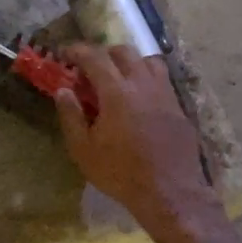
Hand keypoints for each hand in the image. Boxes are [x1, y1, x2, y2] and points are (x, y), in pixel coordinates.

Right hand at [52, 44, 217, 233]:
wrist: (168, 191)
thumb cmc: (119, 172)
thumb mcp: (83, 149)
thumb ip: (71, 116)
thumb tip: (63, 91)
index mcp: (117, 94)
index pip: (96, 58)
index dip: (78, 51)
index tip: (65, 53)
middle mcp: (144, 86)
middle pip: (125, 53)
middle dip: (104, 53)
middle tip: (89, 67)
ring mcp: (165, 95)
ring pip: (148, 62)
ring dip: (129, 62)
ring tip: (116, 78)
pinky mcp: (178, 107)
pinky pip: (161, 81)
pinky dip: (145, 78)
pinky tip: (137, 98)